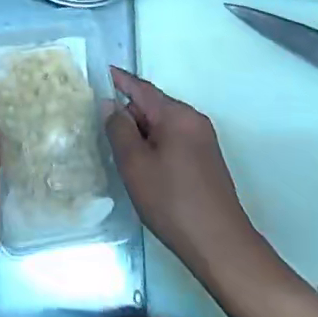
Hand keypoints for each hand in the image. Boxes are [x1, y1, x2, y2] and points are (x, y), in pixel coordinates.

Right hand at [105, 67, 261, 273]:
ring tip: (114, 146)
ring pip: (163, 126)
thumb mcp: (135, 164)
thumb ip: (119, 129)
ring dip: (140, 132)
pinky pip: (173, 141)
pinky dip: (154, 145)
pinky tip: (140, 164)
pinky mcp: (205, 162)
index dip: (120, 80)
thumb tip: (110, 104)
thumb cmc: (172, 201)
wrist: (219, 244)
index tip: (100, 72)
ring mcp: (203, 142)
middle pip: (153, 106)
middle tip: (98, 121)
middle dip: (127, 112)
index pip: (142, 89)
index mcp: (177, 115)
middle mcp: (194, 121)